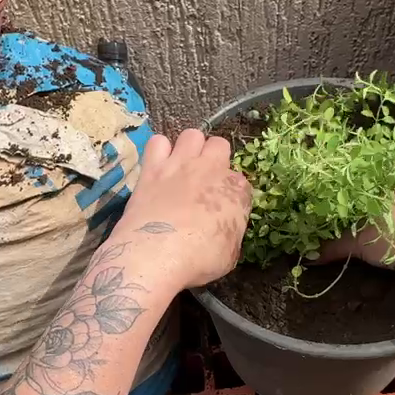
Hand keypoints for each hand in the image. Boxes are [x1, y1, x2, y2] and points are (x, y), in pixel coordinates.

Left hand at [112, 129, 251, 291]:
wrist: (157, 253)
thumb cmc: (199, 259)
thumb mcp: (230, 253)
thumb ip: (230, 230)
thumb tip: (224, 226)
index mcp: (238, 191)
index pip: (241, 181)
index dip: (231, 192)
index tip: (223, 205)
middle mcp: (212, 169)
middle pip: (219, 145)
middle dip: (214, 157)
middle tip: (204, 178)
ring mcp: (182, 164)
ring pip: (192, 135)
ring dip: (189, 148)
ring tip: (181, 167)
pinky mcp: (153, 167)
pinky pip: (158, 142)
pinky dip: (159, 151)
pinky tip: (158, 167)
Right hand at [320, 193, 394, 272]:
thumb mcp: (360, 245)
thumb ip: (334, 247)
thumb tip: (308, 256)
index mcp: (380, 185)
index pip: (358, 186)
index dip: (347, 199)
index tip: (340, 213)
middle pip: (380, 192)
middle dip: (370, 206)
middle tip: (362, 225)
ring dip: (392, 213)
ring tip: (386, 232)